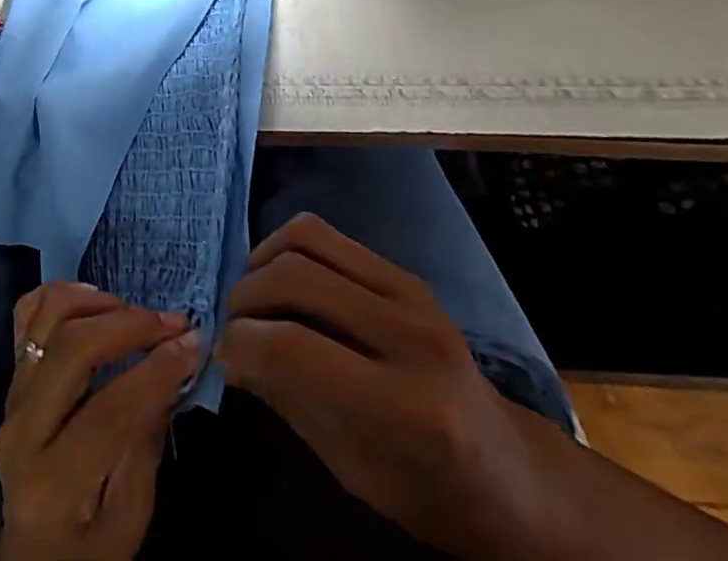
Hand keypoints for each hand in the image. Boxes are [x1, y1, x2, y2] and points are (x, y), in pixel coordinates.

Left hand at [0, 281, 200, 560]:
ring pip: (45, 318)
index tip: (193, 343)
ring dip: (97, 302)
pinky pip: (26, 313)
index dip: (155, 370)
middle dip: (131, 325)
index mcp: (54, 482)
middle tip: (175, 323)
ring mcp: (10, 396)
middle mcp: (22, 429)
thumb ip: (147, 441)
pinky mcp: (11, 376)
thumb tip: (174, 368)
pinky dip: (61, 294)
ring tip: (135, 313)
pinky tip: (96, 300)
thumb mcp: (130, 517)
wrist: (30, 552)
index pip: (108, 410)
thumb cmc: (89, 545)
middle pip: (72, 349)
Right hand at [215, 214, 526, 554]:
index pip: (290, 346)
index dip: (237, 344)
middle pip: (294, 277)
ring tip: (254, 298)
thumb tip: (227, 350)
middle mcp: (410, 334)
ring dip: (263, 262)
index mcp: (401, 405)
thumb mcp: (347, 465)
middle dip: (244, 298)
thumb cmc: (426, 489)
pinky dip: (290, 251)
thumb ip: (286, 397)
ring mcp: (413, 294)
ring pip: (308, 237)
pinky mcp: (408, 275)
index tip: (220, 355)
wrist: (507, 470)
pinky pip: (331, 237)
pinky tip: (284, 283)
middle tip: (231, 327)